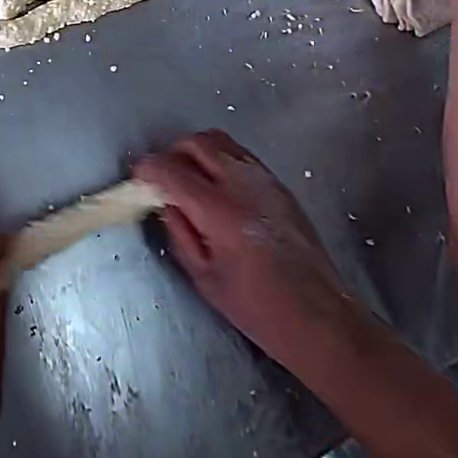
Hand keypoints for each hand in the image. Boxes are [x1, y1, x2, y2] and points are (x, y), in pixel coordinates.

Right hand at [133, 131, 363, 368]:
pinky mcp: (279, 184)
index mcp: (219, 211)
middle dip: (172, 153)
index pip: (172, 170)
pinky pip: (241, 154)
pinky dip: (221, 159)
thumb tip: (164, 203)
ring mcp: (264, 179)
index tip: (137, 176)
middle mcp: (242, 184)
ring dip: (197, 152)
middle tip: (163, 177)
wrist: (319, 316)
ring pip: (220, 141)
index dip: (148, 169)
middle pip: (197, 143)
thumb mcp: (205, 278)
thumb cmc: (258, 308)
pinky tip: (219, 187)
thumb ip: (180, 233)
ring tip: (190, 179)